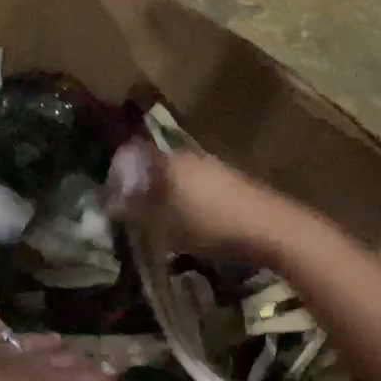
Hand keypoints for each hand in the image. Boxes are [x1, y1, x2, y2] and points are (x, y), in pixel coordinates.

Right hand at [105, 135, 305, 261]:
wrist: (270, 228)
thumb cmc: (211, 224)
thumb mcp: (165, 224)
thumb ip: (135, 212)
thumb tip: (110, 204)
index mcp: (168, 159)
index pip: (131, 153)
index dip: (116, 173)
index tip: (110, 198)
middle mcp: (187, 156)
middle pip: (153, 164)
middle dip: (138, 187)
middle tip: (131, 215)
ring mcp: (210, 167)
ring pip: (174, 175)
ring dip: (161, 195)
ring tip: (157, 224)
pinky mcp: (228, 182)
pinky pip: (193, 186)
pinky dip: (182, 200)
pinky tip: (186, 224)